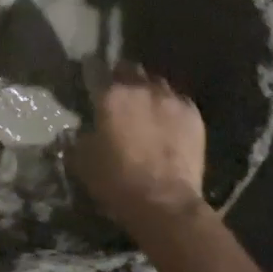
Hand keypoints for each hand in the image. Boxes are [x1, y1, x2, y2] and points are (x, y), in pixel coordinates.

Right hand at [69, 59, 207, 232]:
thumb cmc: (116, 182)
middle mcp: (141, 88)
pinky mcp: (194, 115)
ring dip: (148, 91)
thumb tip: (80, 131)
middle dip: (122, 77)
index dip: (90, 72)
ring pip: (156, 83)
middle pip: (129, 69)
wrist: (165, 203)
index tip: (88, 80)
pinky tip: (168, 123)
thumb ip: (78, 138)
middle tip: (118, 94)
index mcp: (110, 95)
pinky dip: (171, 107)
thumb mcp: (82, 162)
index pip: (94, 68)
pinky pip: (179, 101)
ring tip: (146, 107)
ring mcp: (171, 99)